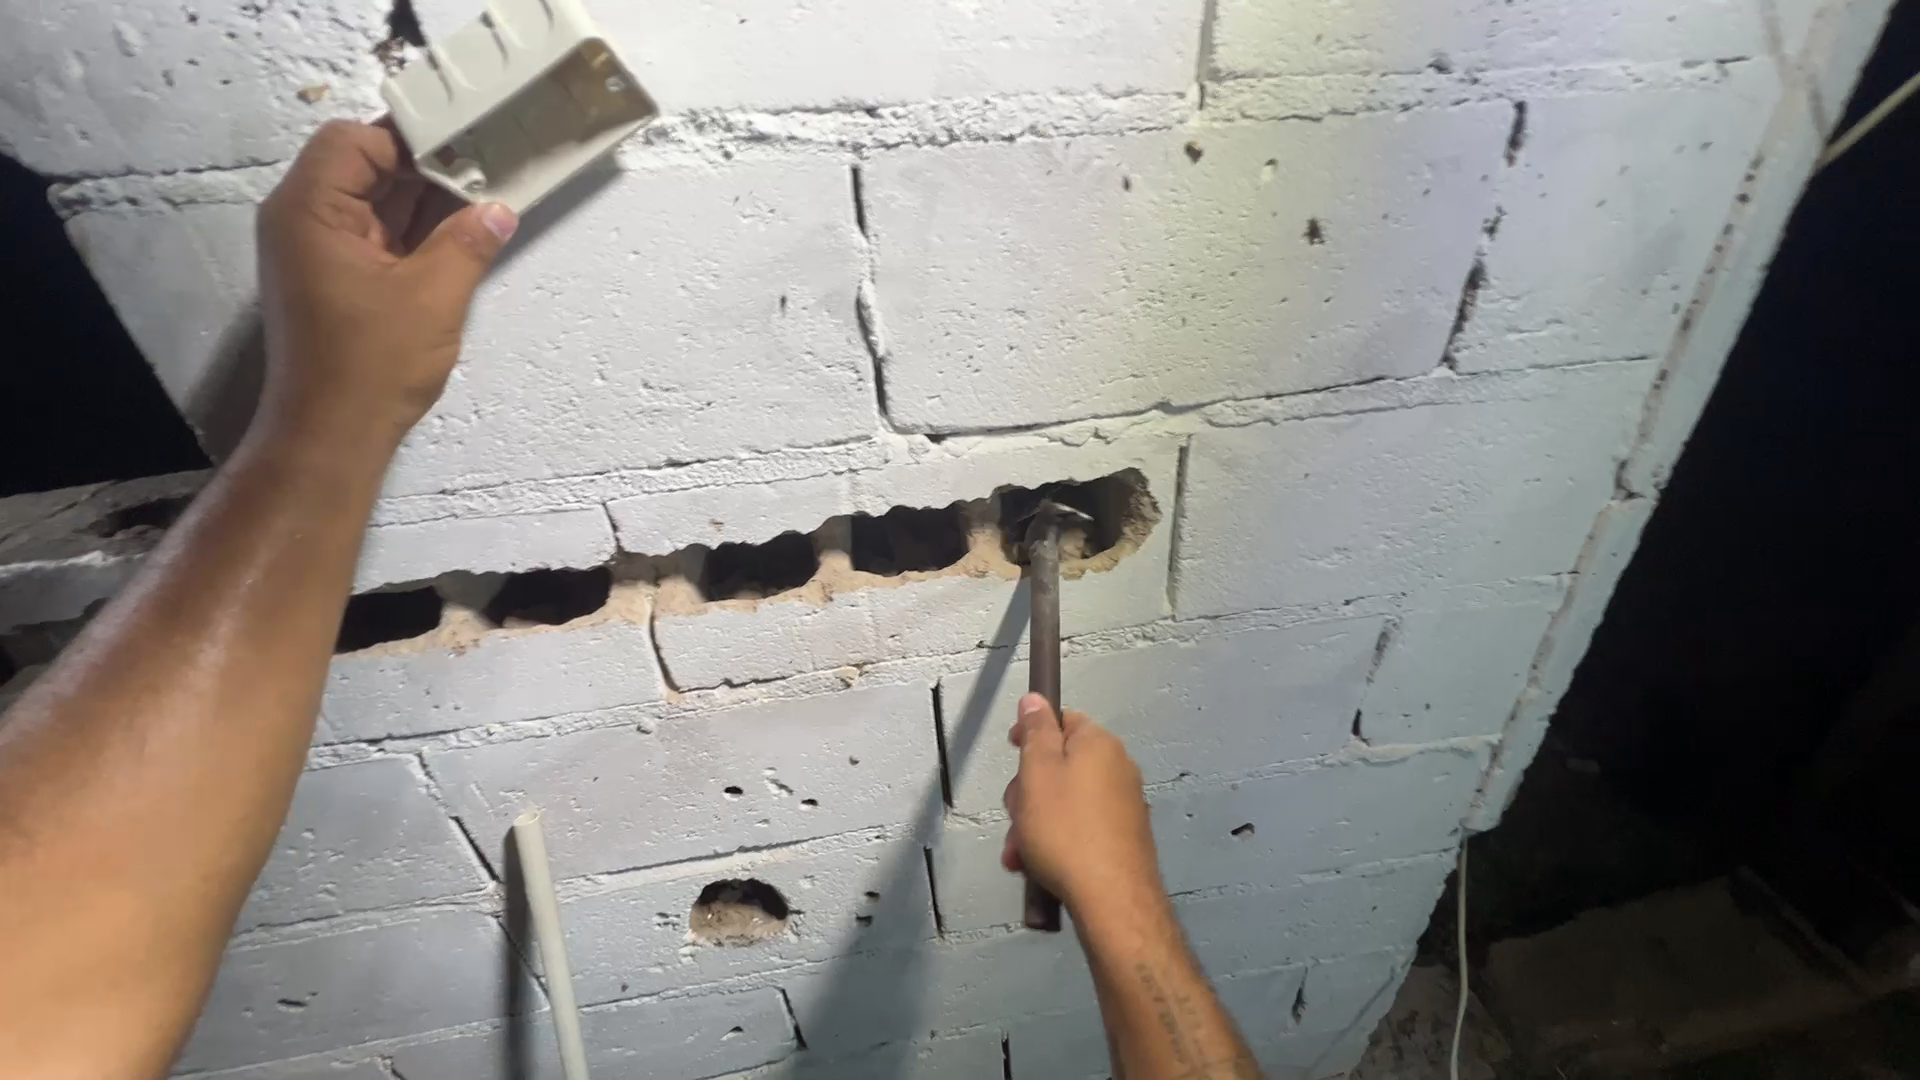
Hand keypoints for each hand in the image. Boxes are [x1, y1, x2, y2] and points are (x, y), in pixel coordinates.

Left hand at [255, 120, 517, 447]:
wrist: (336, 429)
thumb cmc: (374, 363)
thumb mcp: (433, 298)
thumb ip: (467, 246)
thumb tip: (499, 211)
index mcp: (311, 211)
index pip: (354, 143)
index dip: (410, 142)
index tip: (466, 152)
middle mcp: (307, 222)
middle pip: (366, 171)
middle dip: (427, 172)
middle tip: (487, 176)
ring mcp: (323, 253)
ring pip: (379, 207)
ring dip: (428, 206)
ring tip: (484, 205)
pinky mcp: (343, 281)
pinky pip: (383, 240)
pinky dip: (421, 237)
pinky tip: (463, 241)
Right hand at [1002, 693, 1166, 924]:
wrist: (1113, 901)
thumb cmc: (1065, 829)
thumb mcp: (1037, 773)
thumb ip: (1035, 731)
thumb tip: (1035, 699)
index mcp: (1099, 744)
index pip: (1062, 719)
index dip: (1031, 733)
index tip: (1011, 752)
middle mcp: (1117, 768)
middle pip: (1060, 764)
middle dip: (1028, 791)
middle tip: (1014, 815)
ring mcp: (1124, 806)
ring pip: (1065, 801)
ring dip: (1034, 823)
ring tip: (1018, 855)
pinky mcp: (1123, 839)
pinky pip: (1080, 828)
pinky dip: (1056, 841)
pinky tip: (1037, 869)